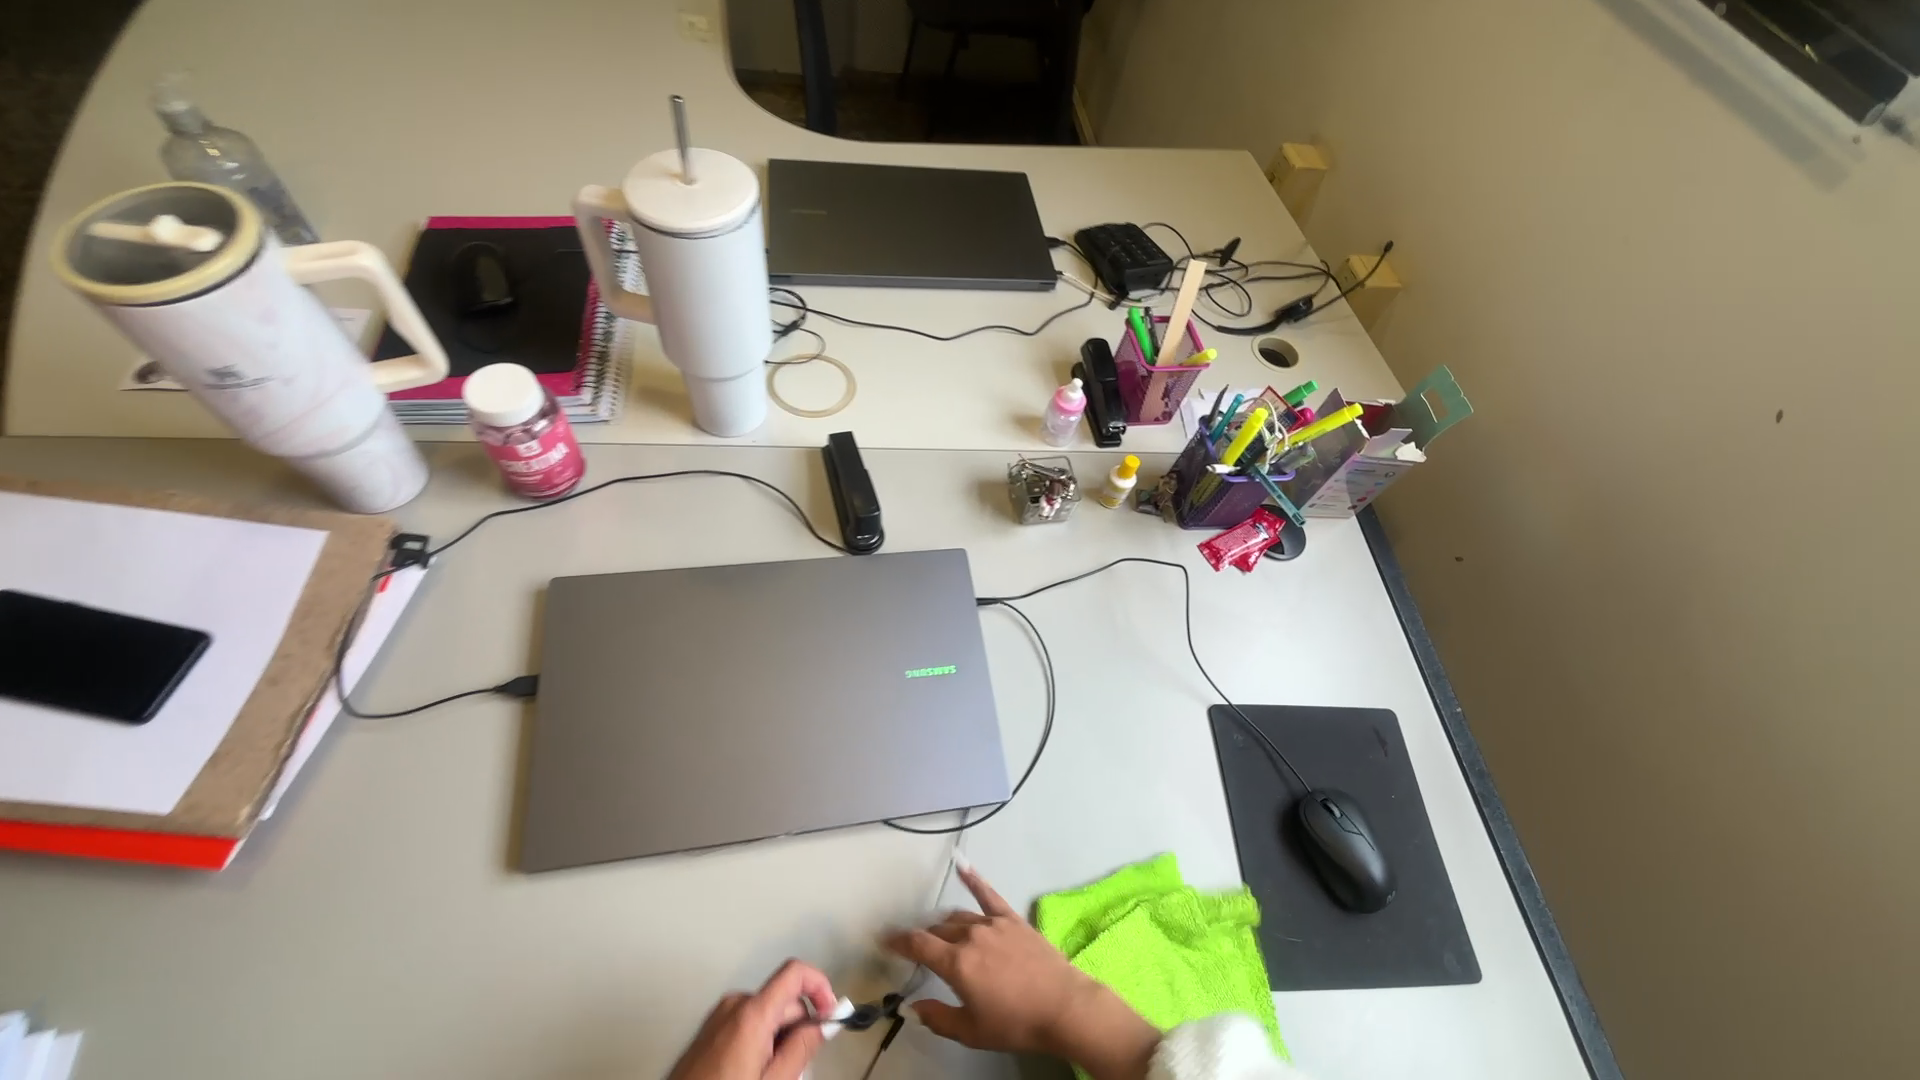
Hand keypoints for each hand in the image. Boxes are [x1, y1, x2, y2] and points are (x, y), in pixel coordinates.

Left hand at [667, 959, 838, 1079]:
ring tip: (772, 1074)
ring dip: (779, 1038)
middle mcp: (734, 1006)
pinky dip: (760, 1040)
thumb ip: (803, 1048)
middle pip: (784, 999)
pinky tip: (754, 1070)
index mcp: (751, 1014)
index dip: (821, 986)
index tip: (831, 1010)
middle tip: (799, 1065)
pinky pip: (748, 1022)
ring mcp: (719, 1016)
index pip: (795, 973)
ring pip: (767, 1013)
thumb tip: (824, 1024)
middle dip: (799, 1028)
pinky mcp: (710, 1029)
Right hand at [886, 867, 1159, 1079]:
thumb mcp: (971, 1031)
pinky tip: (962, 866)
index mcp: (956, 963)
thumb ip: (938, 1017)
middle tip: (917, 947)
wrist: (1062, 1007)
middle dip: (924, 938)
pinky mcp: (1012, 919)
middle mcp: (970, 936)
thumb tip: (913, 1007)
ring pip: (958, 917)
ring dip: (945, 924)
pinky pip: (988, 895)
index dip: (898, 942)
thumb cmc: (1015, 1023)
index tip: (884, 939)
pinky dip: (973, 879)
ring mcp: (992, 924)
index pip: (918, 946)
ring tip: (939, 931)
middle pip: (938, 931)